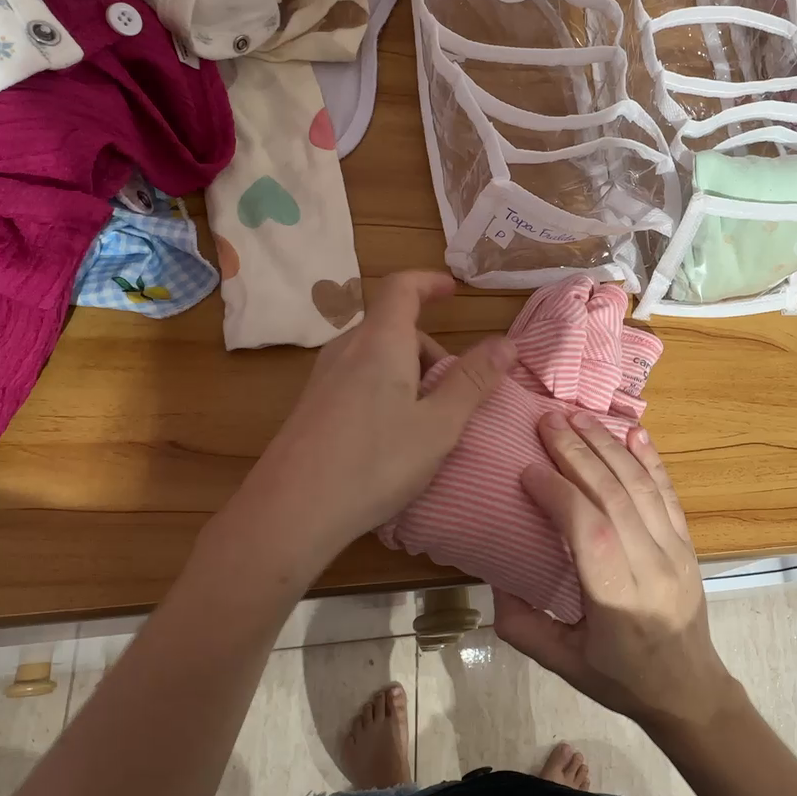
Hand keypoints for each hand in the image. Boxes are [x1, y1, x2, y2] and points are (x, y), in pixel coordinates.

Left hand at [224, 271, 515, 555]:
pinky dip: (386, 391)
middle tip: (457, 393)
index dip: (429, 282)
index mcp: (381, 343)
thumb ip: (473, 382)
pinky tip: (393, 440)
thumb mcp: (439, 425)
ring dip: (410, 373)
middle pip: (393, 328)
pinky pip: (359, 380)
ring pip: (376, 357)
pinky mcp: (312, 408)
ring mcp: (324, 379)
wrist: (290, 513)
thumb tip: (507, 343)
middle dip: (431, 349)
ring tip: (428, 421)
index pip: (402, 288)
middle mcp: (347, 350)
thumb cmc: (374, 463)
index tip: (454, 290)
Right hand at [492, 411, 741, 730]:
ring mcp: (676, 551)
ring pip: (642, 487)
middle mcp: (652, 567)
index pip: (590, 531)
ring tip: (578, 417)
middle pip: (615, 497)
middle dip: (579, 453)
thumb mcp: (563, 664)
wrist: (689, 689)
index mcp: (618, 600)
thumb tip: (493, 576)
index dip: (560, 494)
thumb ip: (523, 624)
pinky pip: (669, 494)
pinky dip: (651, 459)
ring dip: (609, 446)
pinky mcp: (688, 543)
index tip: (528, 469)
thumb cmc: (621, 680)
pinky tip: (634, 432)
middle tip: (548, 421)